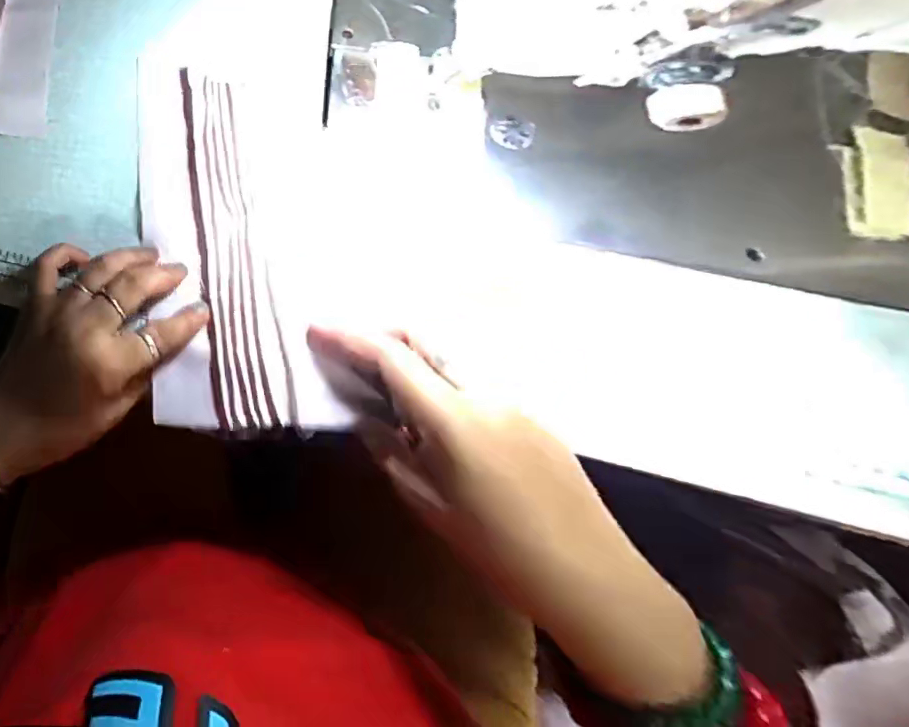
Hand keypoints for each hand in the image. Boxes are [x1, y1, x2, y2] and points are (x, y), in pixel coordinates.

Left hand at [0, 244, 209, 484]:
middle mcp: (86, 326)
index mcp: (109, 361)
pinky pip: (50, 264)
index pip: (160, 333)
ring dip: (129, 257)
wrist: (2, 427)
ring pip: (100, 268)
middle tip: (180, 270)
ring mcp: (57, 308)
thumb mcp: (115, 412)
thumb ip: (144, 374)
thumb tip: (168, 343)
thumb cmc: (64, 428)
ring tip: (150, 254)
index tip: (204, 307)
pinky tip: (87, 256)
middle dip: (163, 276)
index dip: (187, 320)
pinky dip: (68, 253)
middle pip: (134, 287)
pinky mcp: (34, 302)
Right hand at [307, 326, 710, 709]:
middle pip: (423, 338)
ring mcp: (513, 397)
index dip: (348, 338)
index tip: (316, 330)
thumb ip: (388, 449)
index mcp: (451, 416)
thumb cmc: (498, 549)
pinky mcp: (532, 412)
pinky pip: (474, 378)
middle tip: (350, 355)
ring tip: (388, 385)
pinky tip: (437, 417)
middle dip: (380, 336)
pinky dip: (442, 379)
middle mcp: (483, 391)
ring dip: (411, 356)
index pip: (390, 357)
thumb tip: (365, 417)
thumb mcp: (426, 503)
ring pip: (449, 356)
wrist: (592, 577)